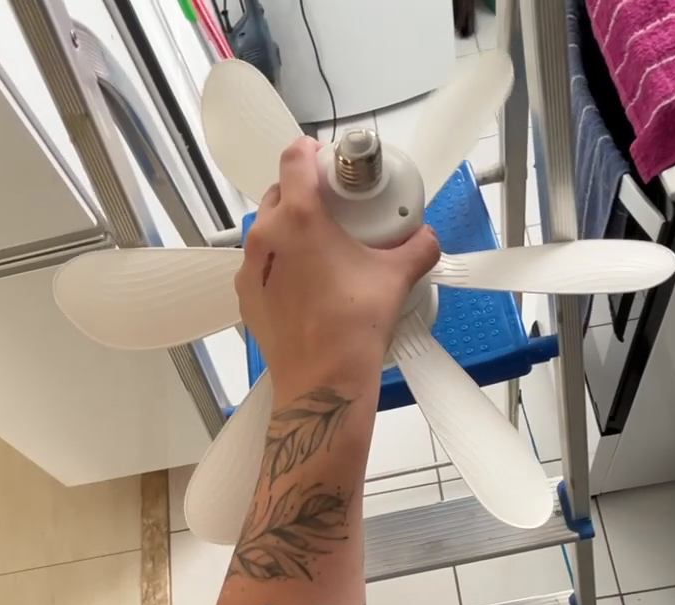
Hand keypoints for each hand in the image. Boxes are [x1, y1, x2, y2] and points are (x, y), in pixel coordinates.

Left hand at [236, 138, 440, 387]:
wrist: (323, 382)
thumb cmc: (355, 326)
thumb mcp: (396, 278)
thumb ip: (417, 248)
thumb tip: (427, 240)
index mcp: (299, 216)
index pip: (294, 157)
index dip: (312, 152)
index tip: (328, 163)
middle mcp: (266, 236)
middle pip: (277, 192)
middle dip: (303, 194)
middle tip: (332, 212)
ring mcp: (250, 268)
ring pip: (266, 230)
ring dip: (289, 230)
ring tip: (318, 251)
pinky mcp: (247, 296)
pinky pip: (260, 266)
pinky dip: (278, 265)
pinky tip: (304, 285)